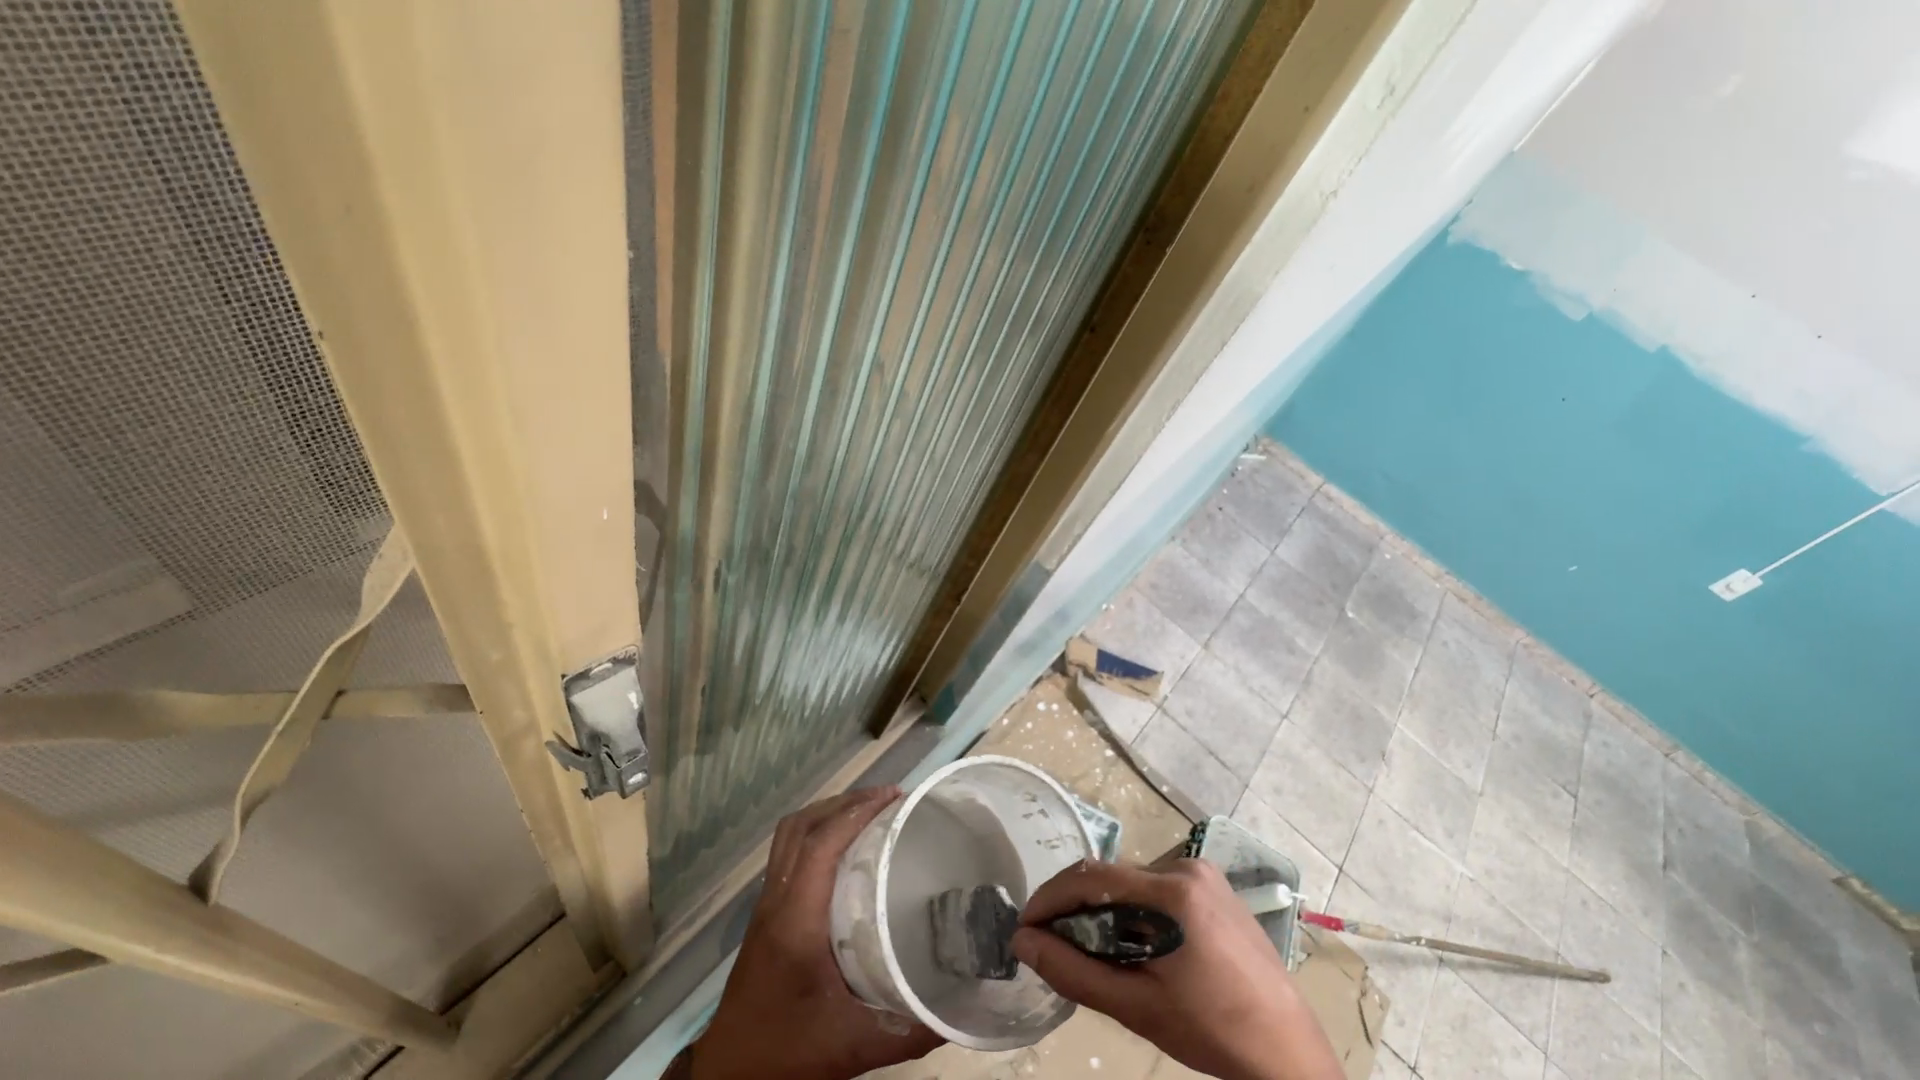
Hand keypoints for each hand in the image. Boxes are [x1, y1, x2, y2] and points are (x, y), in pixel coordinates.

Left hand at [688, 787, 944, 1079]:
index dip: (856, 812)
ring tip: (869, 814)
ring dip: (827, 814)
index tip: (895, 797)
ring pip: (789, 838)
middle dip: (844, 803)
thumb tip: (959, 1011)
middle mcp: (776, 903)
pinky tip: (846, 853)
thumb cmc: (786, 1051)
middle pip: (799, 828)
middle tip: (888, 800)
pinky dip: (816, 836)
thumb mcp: (853, 1046)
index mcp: (796, 921)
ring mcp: (765, 908)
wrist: (729, 1072)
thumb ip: (908, 1031)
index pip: (820, 845)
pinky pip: (787, 856)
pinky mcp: (765, 918)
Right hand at [1012, 858, 1342, 1079]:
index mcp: (1172, 892)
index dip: (1049, 898)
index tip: (1024, 929)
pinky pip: (1157, 890)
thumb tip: (1022, 941)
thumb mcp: (1134, 1006)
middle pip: (1111, 878)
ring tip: (1094, 954)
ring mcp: (1206, 875)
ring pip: (1132, 883)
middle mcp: (1187, 868)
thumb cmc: (1210, 1030)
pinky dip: (1134, 912)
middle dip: (1075, 909)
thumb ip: (1073, 971)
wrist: (1286, 1048)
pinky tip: (1134, 947)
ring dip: (1105, 911)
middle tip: (1054, 947)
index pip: (1090, 876)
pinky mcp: (1216, 889)